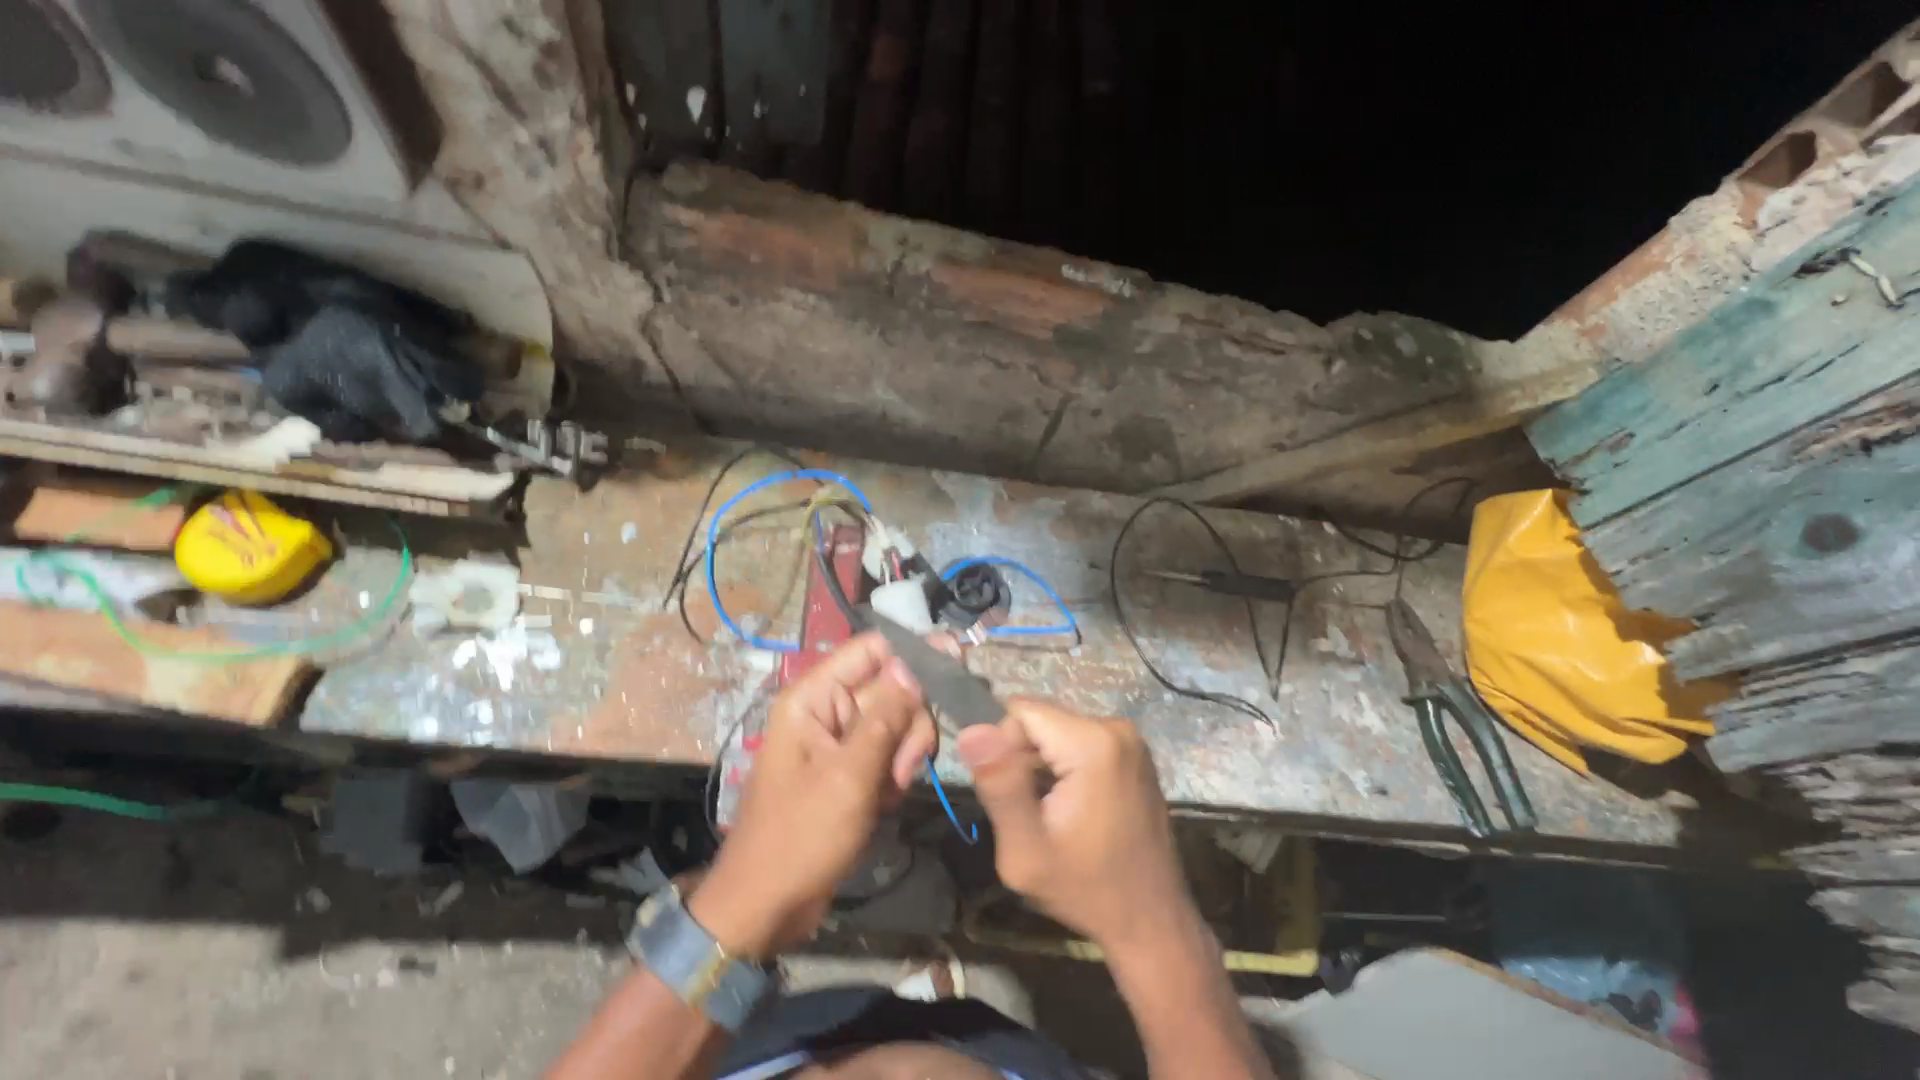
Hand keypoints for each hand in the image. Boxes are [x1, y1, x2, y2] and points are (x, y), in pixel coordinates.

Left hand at [689, 632, 937, 958]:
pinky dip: (895, 778)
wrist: (767, 905)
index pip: (872, 650)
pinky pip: (889, 756)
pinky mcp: (851, 773)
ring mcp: (840, 744)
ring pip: (897, 725)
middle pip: (893, 688)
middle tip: (904, 767)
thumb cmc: (800, 837)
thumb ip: (885, 718)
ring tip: (889, 792)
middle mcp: (827, 712)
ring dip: (904, 756)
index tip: (959, 661)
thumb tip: (913, 663)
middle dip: (909, 725)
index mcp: (814, 698)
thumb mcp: (849, 776)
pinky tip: (884, 805)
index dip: (914, 652)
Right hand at [956, 698, 1196, 951]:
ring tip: (1056, 817)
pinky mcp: (1135, 755)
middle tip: (1034, 815)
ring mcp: (1131, 740)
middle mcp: (1116, 728)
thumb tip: (972, 729)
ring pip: (1058, 733)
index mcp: (1091, 743)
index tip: (1014, 799)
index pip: (1020, 711)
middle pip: (1041, 721)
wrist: (1151, 920)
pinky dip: (1067, 771)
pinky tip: (1077, 813)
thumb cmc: (1085, 888)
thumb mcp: (1026, 849)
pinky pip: (1081, 744)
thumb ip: (998, 785)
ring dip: (1044, 769)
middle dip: (1024, 761)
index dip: (1003, 752)